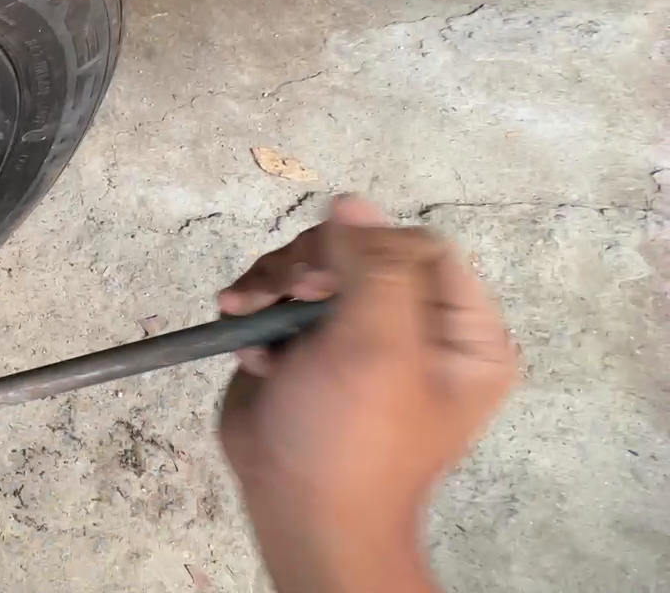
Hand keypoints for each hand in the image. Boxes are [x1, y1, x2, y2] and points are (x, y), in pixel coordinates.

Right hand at [217, 196, 517, 591]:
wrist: (295, 497)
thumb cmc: (350, 431)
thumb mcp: (374, 348)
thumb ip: (373, 269)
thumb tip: (349, 200)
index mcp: (455, 329)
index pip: (415, 246)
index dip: (359, 247)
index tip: (317, 280)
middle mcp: (406, 323)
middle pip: (348, 248)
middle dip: (299, 267)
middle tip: (275, 295)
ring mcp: (348, 331)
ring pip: (301, 266)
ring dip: (264, 286)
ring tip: (242, 314)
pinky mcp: (299, 339)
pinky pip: (272, 295)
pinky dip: (250, 309)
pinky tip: (243, 342)